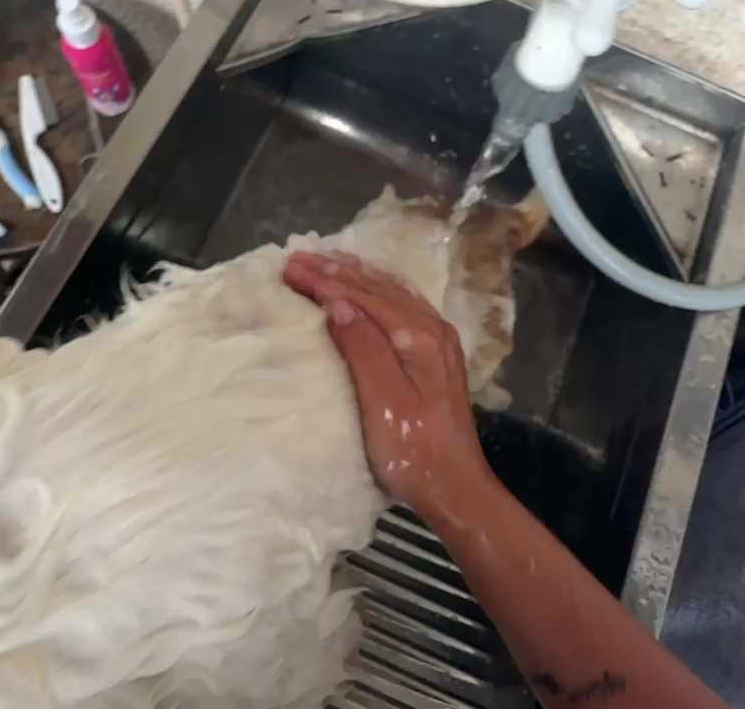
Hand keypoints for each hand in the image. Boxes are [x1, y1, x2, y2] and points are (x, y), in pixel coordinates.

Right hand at [282, 251, 495, 516]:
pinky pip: (400, 302)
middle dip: (335, 270)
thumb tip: (337, 303)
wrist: (455, 486)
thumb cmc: (412, 450)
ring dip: (355, 275)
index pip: (361, 297)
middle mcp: (431, 327)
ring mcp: (437, 338)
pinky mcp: (435, 351)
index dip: (324, 281)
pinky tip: (367, 284)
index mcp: (418, 336)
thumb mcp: (383, 403)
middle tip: (296, 257)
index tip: (289, 266)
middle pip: (376, 288)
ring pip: (390, 291)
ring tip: (325, 260)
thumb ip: (363, 349)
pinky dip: (375, 288)